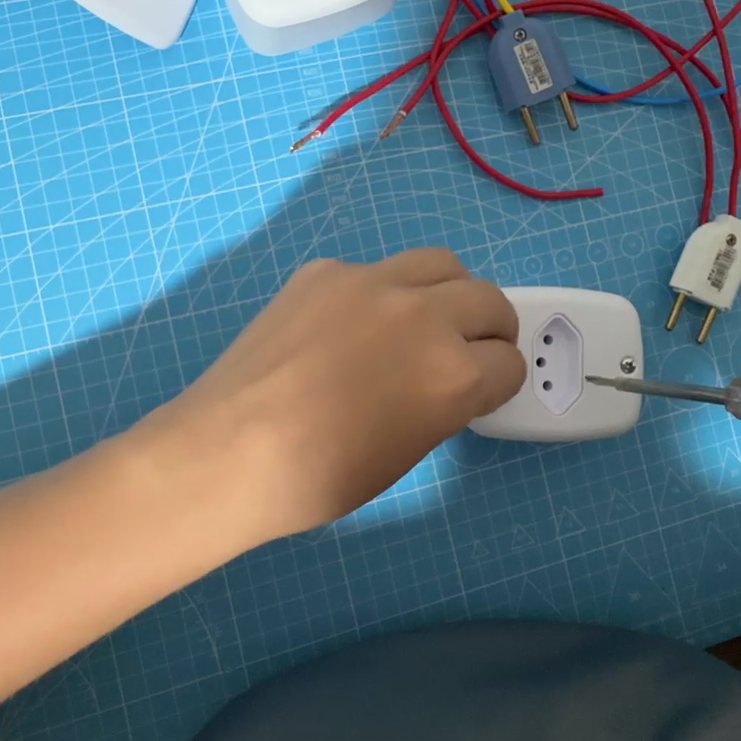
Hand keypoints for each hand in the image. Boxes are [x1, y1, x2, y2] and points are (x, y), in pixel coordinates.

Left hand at [138, 249, 523, 545]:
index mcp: (454, 372)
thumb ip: (440, 403)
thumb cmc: (322, 477)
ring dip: (448, 291)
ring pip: (440, 263)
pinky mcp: (327, 271)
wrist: (232, 449)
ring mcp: (372, 282)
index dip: (498, 380)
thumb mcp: (405, 451)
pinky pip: (374, 271)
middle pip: (489, 299)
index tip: (482, 389)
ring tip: (423, 318)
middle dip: (492, 327)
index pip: (508, 362)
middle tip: (471, 348)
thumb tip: (442, 380)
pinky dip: (380, 292)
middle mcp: (424, 314)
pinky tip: (347, 325)